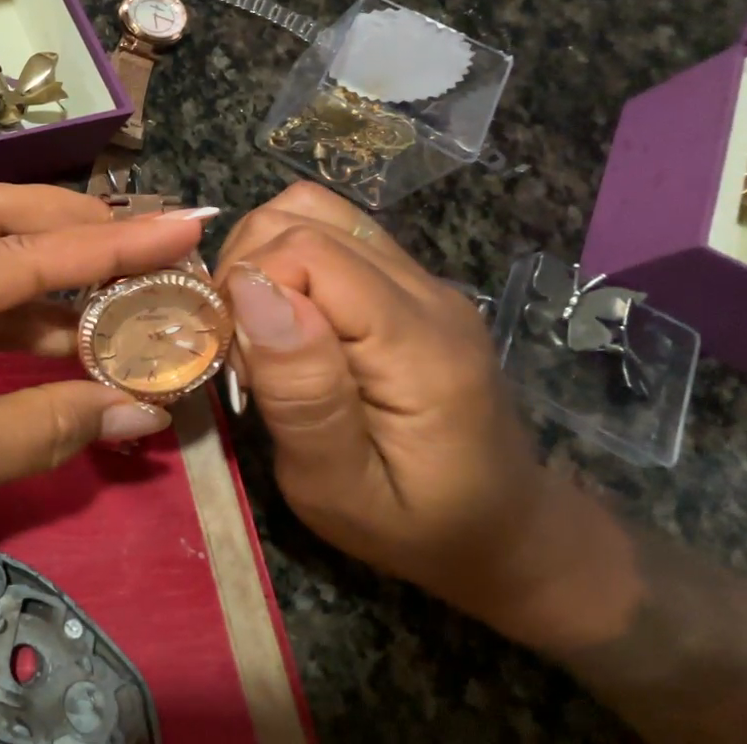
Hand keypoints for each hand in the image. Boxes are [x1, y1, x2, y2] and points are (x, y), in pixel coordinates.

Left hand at [0, 183, 207, 578]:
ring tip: (120, 279)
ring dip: (40, 260)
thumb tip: (142, 408)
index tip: (184, 224)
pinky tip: (59, 327)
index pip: (18, 255)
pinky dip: (3, 301)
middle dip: (71, 223)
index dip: (109, 246)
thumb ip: (46, 427)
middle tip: (149, 237)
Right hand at [216, 182, 575, 633]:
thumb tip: (252, 291)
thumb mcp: (338, 488)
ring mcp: (422, 280)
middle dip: (243, 271)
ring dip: (258, 258)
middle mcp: (426, 292)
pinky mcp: (407, 283)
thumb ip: (301, 394)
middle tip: (244, 350)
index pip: (304, 249)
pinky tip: (281, 316)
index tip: (240, 361)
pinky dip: (280, 258)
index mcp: (418, 345)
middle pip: (300, 218)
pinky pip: (326, 232)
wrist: (506, 534)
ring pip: (309, 212)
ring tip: (257, 326)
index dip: (246, 289)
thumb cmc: (414, 527)